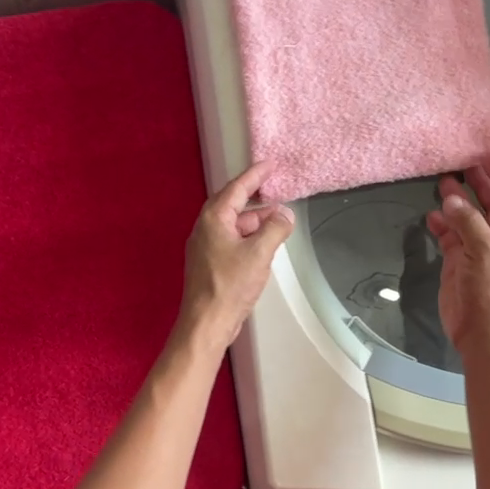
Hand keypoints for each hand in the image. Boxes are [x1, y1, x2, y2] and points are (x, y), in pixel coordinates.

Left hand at [179, 161, 294, 352]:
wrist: (206, 322)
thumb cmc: (229, 287)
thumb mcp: (260, 253)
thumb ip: (275, 229)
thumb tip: (285, 215)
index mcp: (214, 219)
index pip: (237, 188)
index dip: (255, 176)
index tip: (270, 166)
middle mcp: (205, 229)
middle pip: (232, 205)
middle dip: (255, 199)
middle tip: (274, 191)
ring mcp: (204, 248)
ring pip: (232, 225)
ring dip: (254, 221)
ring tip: (276, 221)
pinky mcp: (209, 265)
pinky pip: (230, 242)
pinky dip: (247, 238)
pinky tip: (262, 245)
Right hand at [426, 151, 489, 366]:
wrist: (483, 335)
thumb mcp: (484, 252)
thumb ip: (468, 222)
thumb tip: (451, 199)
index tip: (483, 151)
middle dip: (476, 182)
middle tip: (458, 160)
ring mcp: (478, 251)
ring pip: (468, 218)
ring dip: (456, 202)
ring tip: (440, 182)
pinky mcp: (459, 265)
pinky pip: (452, 238)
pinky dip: (442, 226)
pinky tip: (432, 217)